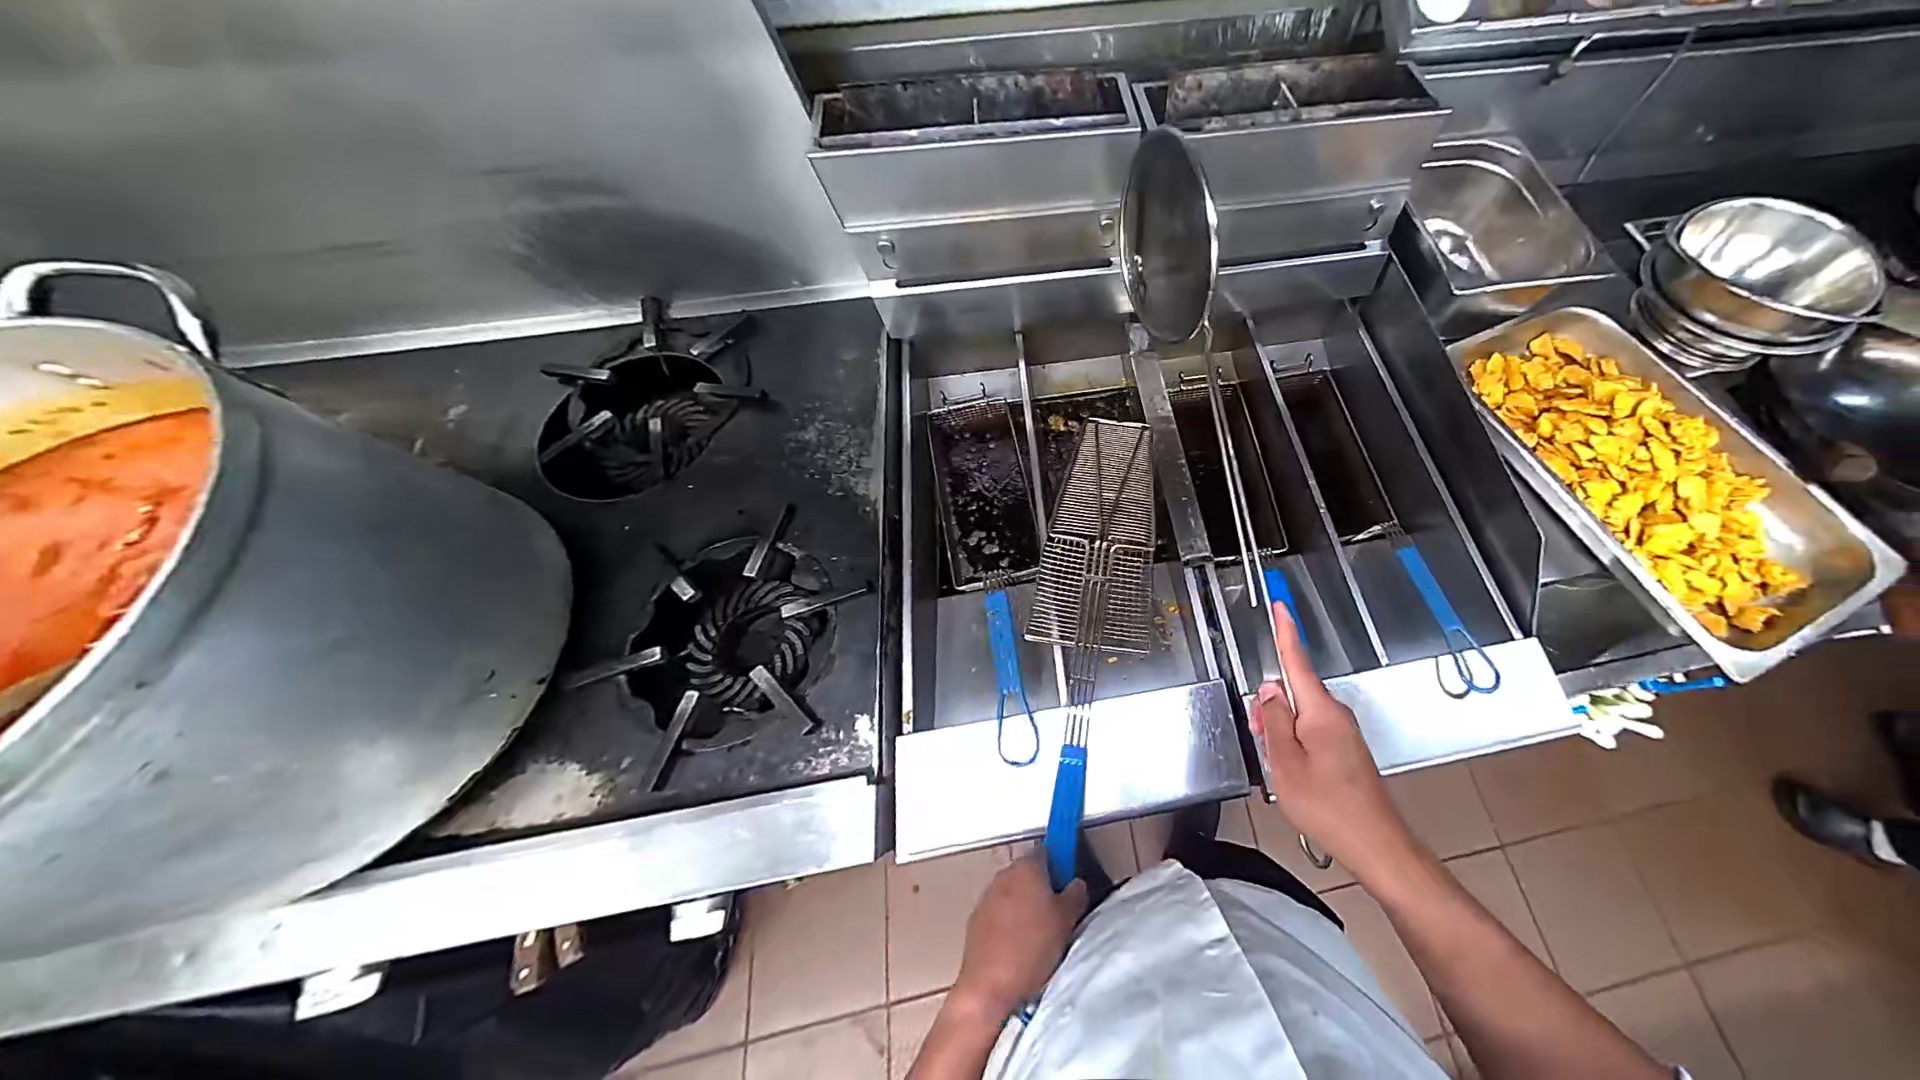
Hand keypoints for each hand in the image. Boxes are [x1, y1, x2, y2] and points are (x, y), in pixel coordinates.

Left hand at [951, 853, 1087, 1016]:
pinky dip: (1009, 922)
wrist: (989, 984)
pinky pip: (998, 912)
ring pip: (1012, 892)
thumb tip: (1076, 884)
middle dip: (1043, 887)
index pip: (1046, 851)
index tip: (1068, 883)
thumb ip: (1075, 895)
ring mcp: (987, 896)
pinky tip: (1019, 945)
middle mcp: (1003, 874)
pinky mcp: (976, 918)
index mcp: (1027, 868)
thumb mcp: (1066, 921)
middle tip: (1059, 912)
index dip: (1060, 864)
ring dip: (1025, 905)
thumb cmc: (1032, 948)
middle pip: (1028, 872)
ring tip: (1040, 934)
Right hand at [1251, 602, 1421, 884]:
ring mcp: (1343, 733)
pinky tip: (1290, 768)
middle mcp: (1336, 716)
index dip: (1287, 632)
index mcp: (1321, 713)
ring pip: (1299, 714)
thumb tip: (1269, 689)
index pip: (1298, 661)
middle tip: (1261, 738)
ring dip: (1279, 729)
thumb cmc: (1329, 807)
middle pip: (1292, 692)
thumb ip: (1273, 719)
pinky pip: (1310, 730)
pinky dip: (1292, 741)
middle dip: (1269, 707)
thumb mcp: (1284, 761)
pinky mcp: (1345, 749)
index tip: (1281, 607)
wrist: (1375, 845)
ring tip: (1277, 763)